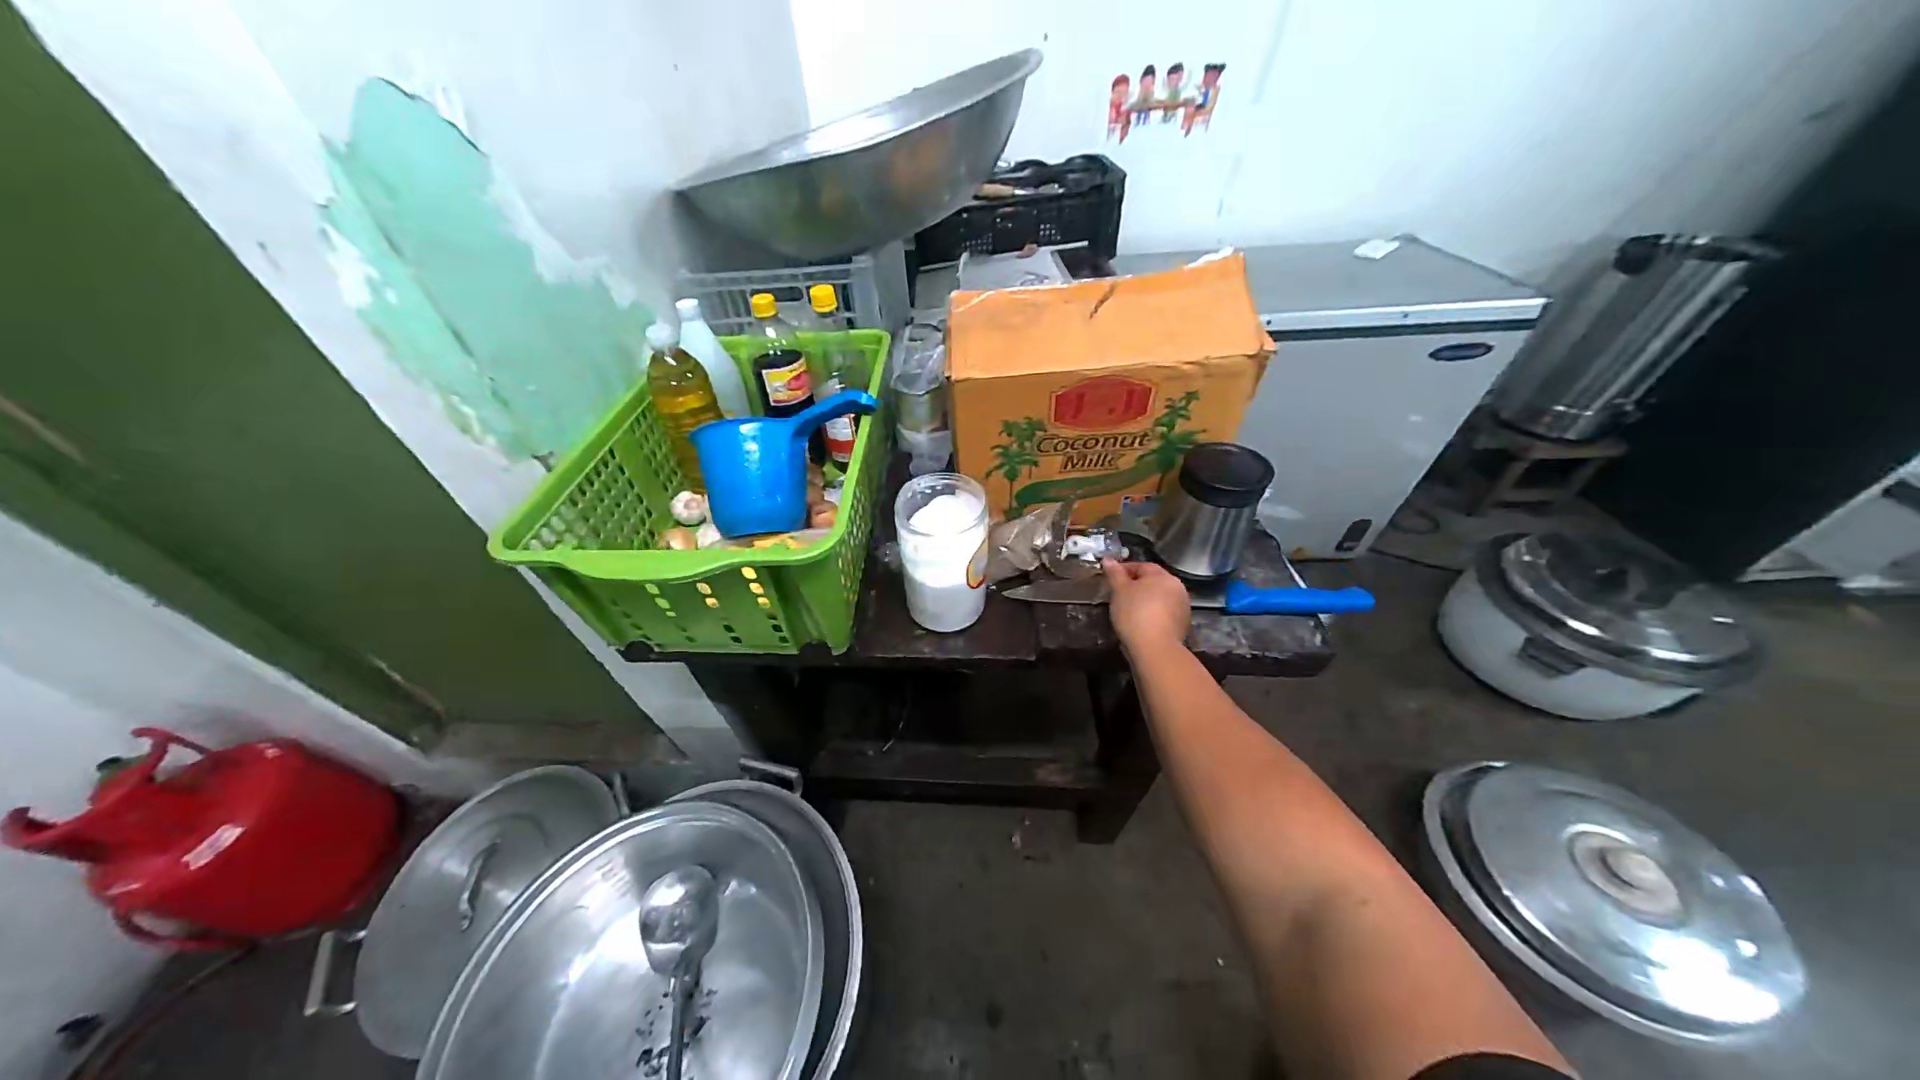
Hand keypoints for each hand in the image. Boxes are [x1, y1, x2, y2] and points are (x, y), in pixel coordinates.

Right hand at [1102, 558, 1189, 654]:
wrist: (1155, 648)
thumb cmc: (1134, 614)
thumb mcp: (1119, 591)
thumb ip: (1114, 573)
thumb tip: (1108, 559)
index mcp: (1163, 576)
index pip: (1142, 566)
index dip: (1124, 570)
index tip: (1111, 578)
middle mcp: (1177, 588)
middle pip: (1153, 582)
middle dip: (1136, 585)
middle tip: (1118, 594)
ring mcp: (1182, 607)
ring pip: (1160, 598)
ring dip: (1146, 600)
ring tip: (1128, 609)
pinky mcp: (1182, 625)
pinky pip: (1164, 613)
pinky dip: (1153, 614)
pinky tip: (1141, 622)